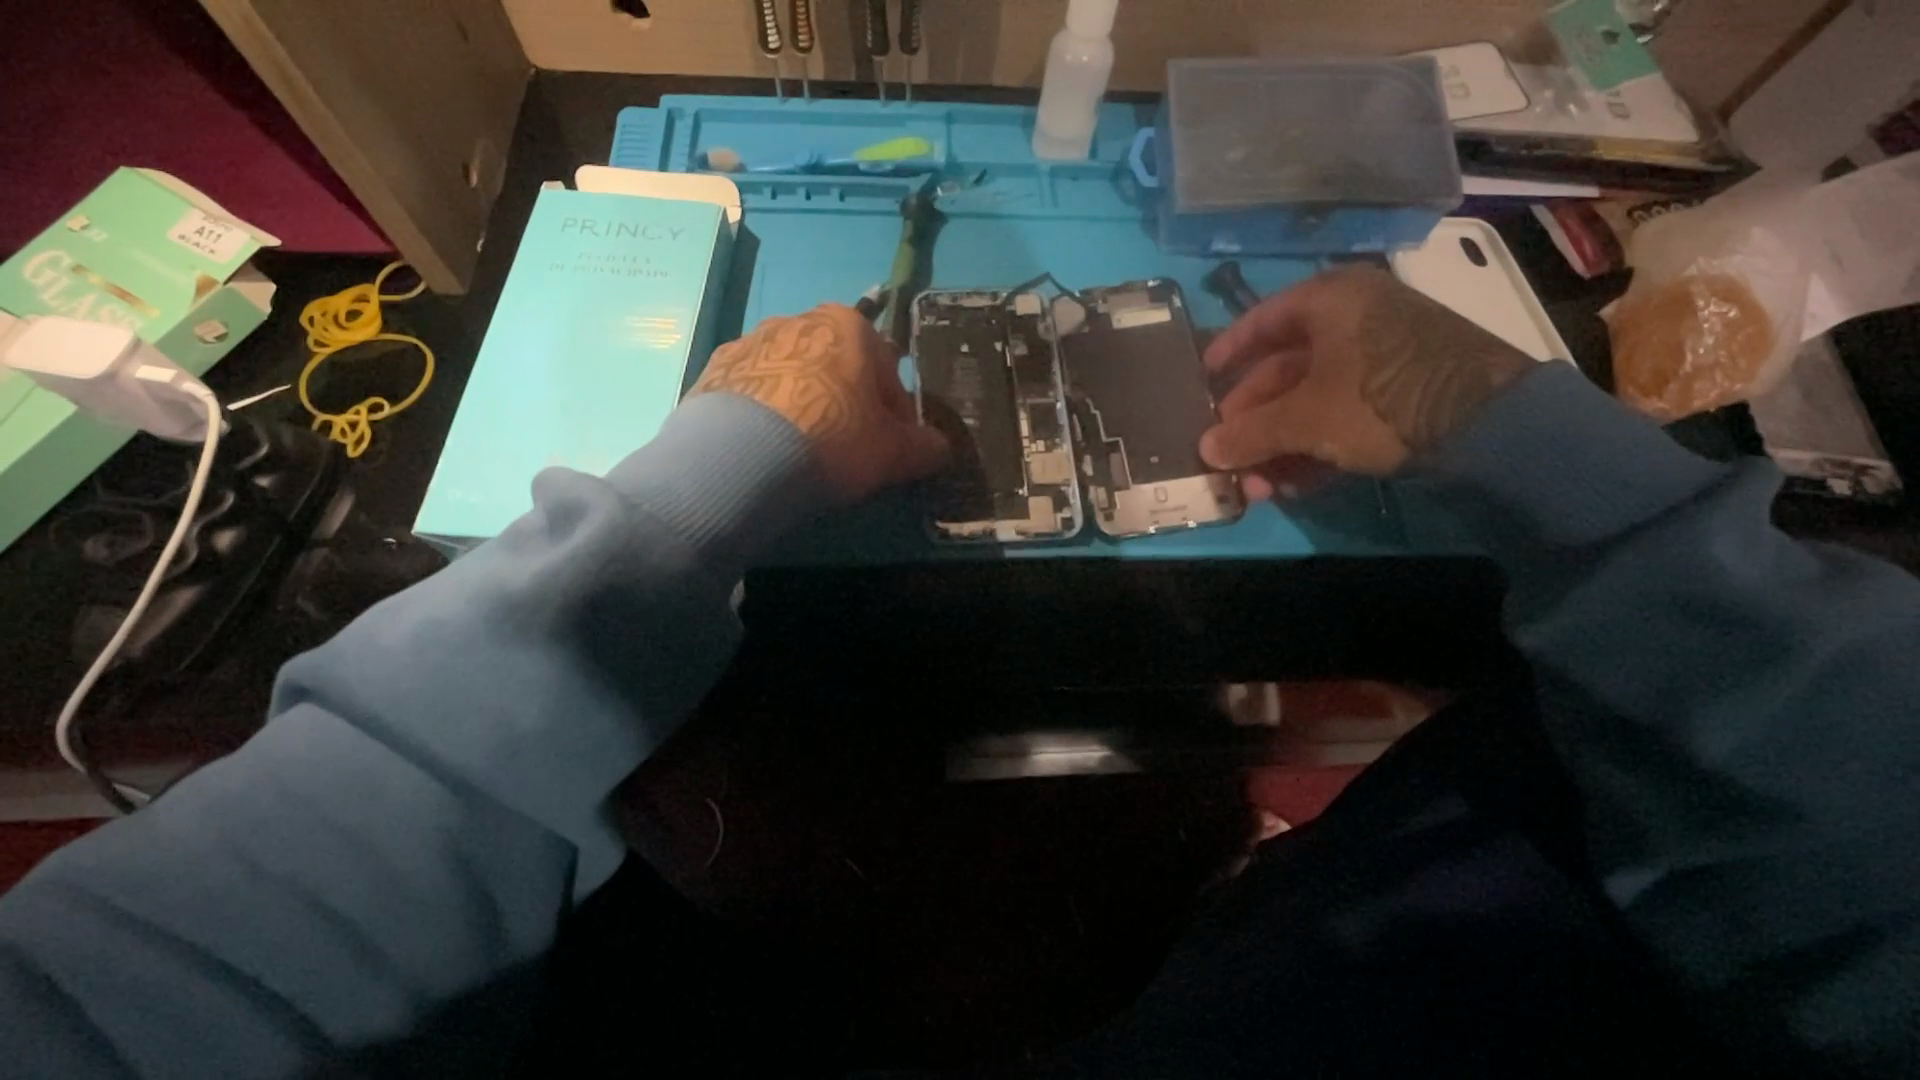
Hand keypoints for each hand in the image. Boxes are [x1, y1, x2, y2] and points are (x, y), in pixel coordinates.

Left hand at [688, 304, 948, 502]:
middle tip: (848, 449)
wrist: (741, 457)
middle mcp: (798, 320)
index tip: (891, 446)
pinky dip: (764, 413)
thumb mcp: (894, 453)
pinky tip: (766, 449)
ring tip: (801, 451)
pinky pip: (752, 391)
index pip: (888, 368)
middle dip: (846, 401)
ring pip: (792, 375)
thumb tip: (940, 449)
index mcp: (849, 325)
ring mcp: (750, 341)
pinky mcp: (712, 369)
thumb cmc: (833, 440)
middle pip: (837, 366)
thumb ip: (925, 447)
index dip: (895, 411)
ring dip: (803, 404)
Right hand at [1200, 266, 1536, 495]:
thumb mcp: (1304, 419)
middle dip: (1254, 422)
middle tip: (1230, 457)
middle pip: (1286, 370)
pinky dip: (1318, 446)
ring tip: (1261, 487)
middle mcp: (1357, 317)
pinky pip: (1345, 413)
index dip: (1229, 352)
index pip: (1262, 319)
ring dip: (1281, 445)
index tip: (1204, 380)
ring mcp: (1386, 354)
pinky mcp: (1408, 390)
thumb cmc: (1378, 398)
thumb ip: (1249, 433)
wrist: (1490, 425)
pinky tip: (1298, 485)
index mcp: (1330, 300)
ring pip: (1314, 399)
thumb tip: (1206, 449)